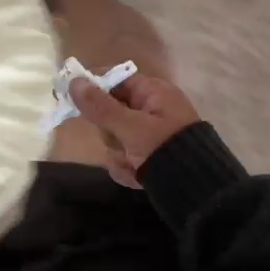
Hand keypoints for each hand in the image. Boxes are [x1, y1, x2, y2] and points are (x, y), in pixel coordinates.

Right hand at [68, 74, 199, 187]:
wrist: (198, 191)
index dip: (92, 87)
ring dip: (119, 155)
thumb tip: (73, 81)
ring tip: (133, 165)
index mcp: (153, 93)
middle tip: (118, 141)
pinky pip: (125, 157)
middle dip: (110, 132)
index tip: (71, 98)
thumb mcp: (129, 126)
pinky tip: (138, 176)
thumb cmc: (164, 149)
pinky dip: (128, 169)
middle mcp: (152, 110)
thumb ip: (99, 106)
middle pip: (111, 112)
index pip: (114, 79)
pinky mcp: (151, 157)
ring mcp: (152, 136)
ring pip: (115, 139)